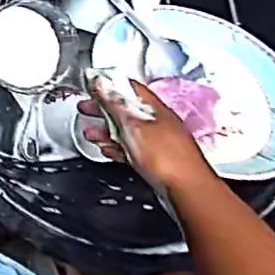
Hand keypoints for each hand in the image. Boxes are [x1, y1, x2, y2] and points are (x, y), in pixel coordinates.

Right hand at [79, 74, 215, 193]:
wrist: (187, 192)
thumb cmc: (165, 156)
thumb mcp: (133, 125)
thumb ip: (115, 104)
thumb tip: (101, 83)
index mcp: (154, 108)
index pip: (129, 87)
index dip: (109, 84)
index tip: (92, 85)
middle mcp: (157, 123)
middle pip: (125, 109)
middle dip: (103, 109)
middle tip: (86, 108)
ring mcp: (157, 142)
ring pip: (126, 131)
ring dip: (106, 131)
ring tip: (91, 133)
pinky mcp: (155, 161)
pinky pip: (131, 149)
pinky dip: (117, 148)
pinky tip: (108, 150)